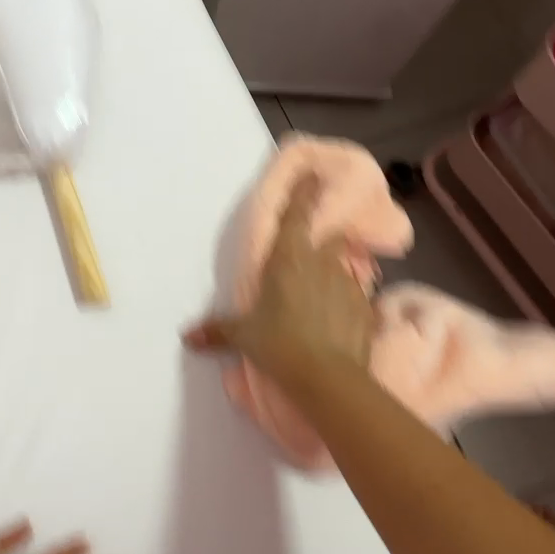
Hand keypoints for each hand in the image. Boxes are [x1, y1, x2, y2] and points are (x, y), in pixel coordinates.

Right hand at [183, 175, 373, 381]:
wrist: (329, 378)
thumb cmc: (278, 342)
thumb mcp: (243, 336)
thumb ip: (217, 330)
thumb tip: (187, 336)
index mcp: (288, 256)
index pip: (298, 214)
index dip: (305, 193)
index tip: (313, 176)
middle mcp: (321, 261)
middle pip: (330, 237)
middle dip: (325, 240)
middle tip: (315, 253)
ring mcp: (349, 283)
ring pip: (345, 267)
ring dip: (336, 274)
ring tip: (326, 295)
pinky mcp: (367, 308)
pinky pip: (358, 298)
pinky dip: (349, 304)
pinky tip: (341, 321)